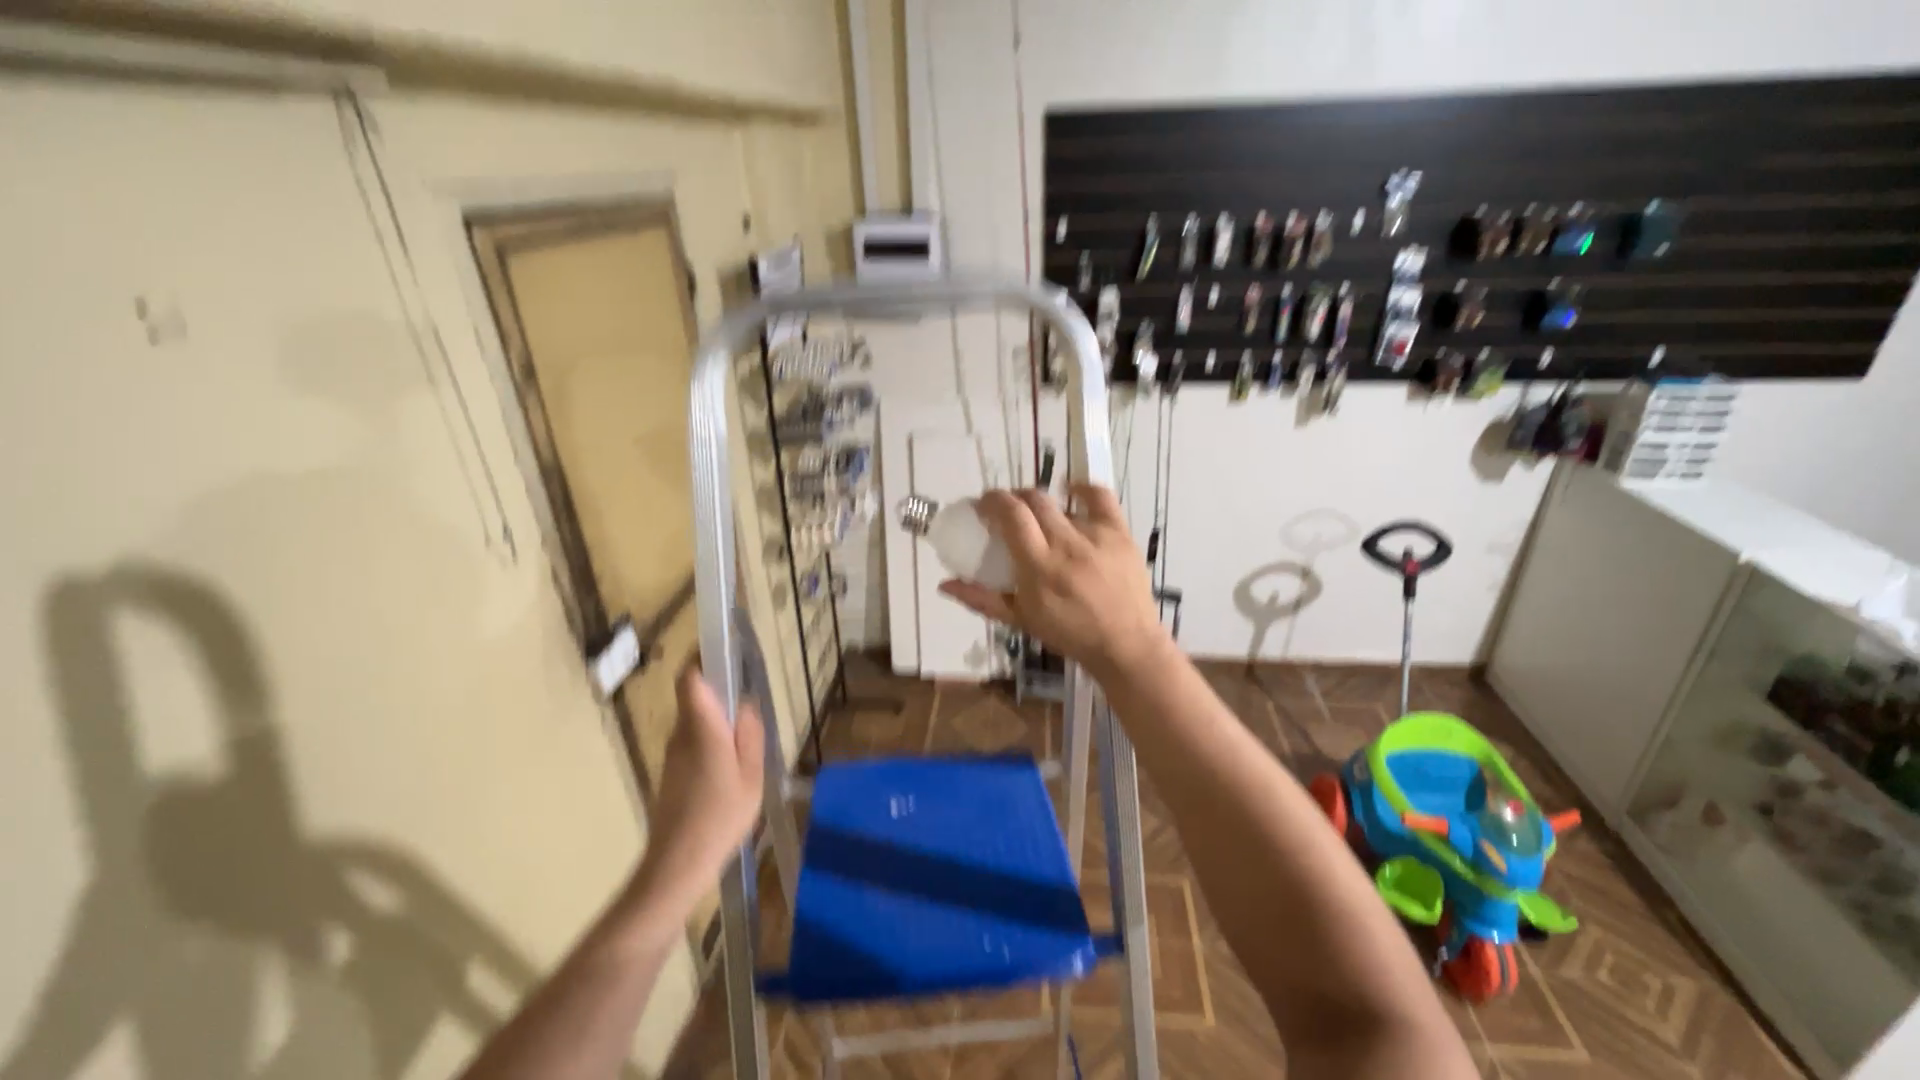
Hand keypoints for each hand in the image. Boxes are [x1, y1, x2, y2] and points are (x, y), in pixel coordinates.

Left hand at [634, 668, 765, 908]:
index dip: (704, 659)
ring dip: (716, 721)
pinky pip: (693, 741)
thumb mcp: (752, 777)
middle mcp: (681, 733)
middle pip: (694, 696)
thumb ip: (750, 735)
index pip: (691, 678)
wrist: (677, 864)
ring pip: (694, 720)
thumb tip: (744, 704)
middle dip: (719, 693)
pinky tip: (730, 769)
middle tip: (749, 708)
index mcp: (702, 729)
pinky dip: (710, 742)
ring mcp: (673, 753)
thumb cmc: (720, 818)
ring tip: (745, 744)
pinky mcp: (672, 771)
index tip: (726, 652)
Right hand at [938, 485, 1172, 681]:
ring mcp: (1096, 536)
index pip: (1011, 514)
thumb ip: (981, 598)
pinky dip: (1082, 489)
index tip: (983, 505)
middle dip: (1013, 498)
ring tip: (1038, 516)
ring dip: (1042, 504)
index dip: (992, 500)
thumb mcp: (1021, 620)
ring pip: (1060, 502)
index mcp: (1039, 566)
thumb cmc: (1069, 635)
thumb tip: (944, 584)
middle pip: (1033, 500)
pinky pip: (1100, 497)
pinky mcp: (1120, 533)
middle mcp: (1067, 544)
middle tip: (1005, 511)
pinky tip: (1071, 491)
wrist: (1125, 645)